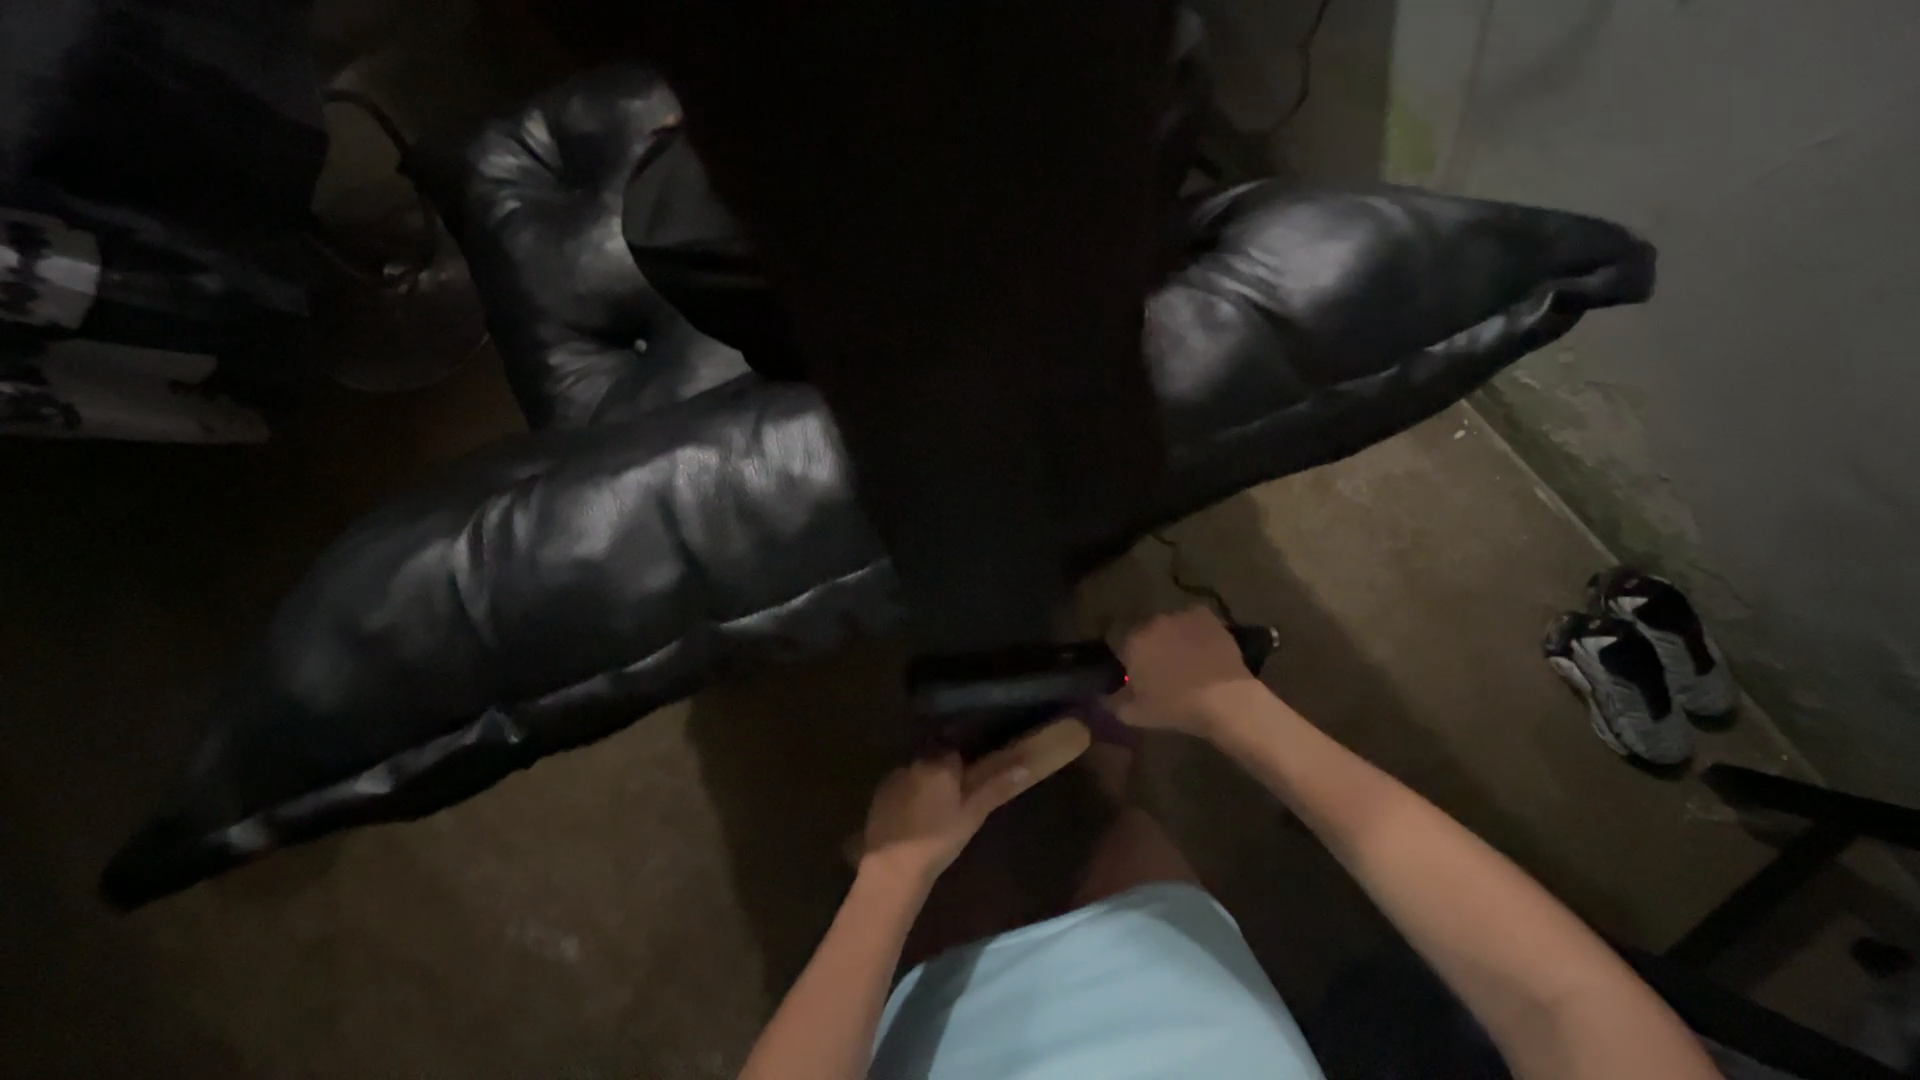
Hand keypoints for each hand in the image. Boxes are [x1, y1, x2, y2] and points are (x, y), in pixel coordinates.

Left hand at [858, 751, 1033, 887]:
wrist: (894, 866)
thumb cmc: (939, 838)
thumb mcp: (973, 814)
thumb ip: (996, 786)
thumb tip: (1024, 765)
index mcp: (939, 764)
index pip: (954, 753)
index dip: (961, 769)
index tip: (966, 786)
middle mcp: (914, 763)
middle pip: (932, 762)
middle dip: (940, 776)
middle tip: (950, 803)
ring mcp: (892, 779)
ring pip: (914, 775)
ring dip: (922, 787)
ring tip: (929, 814)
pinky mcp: (877, 797)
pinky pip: (898, 790)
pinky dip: (905, 799)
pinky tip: (909, 821)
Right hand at [1107, 608, 1266, 735]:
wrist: (1225, 700)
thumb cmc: (1175, 707)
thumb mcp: (1134, 714)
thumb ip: (1111, 702)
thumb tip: (1101, 694)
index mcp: (1131, 641)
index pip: (1114, 637)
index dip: (1122, 653)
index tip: (1131, 669)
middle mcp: (1152, 621)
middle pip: (1143, 630)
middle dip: (1148, 645)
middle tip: (1160, 667)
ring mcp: (1180, 615)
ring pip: (1168, 623)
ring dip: (1171, 636)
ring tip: (1184, 658)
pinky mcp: (1205, 615)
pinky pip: (1192, 619)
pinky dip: (1194, 630)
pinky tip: (1202, 647)